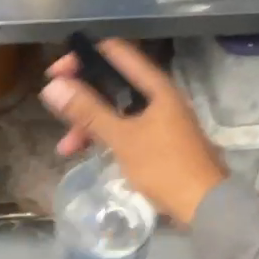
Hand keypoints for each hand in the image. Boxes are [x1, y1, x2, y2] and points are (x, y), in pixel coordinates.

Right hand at [40, 39, 228, 225]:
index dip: (84, 57)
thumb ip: (88, 111)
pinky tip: (87, 152)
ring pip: (117, 109)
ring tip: (67, 147)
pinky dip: (105, 136)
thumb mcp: (122, 138)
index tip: (57, 73)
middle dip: (83, 96)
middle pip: (113, 83)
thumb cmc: (165, 167)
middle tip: (57, 108)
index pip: (115, 52)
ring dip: (90, 122)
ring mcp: (160, 119)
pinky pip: (125, 128)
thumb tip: (53, 86)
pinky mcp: (159, 140)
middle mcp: (159, 96)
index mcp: (156, 86)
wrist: (205, 205)